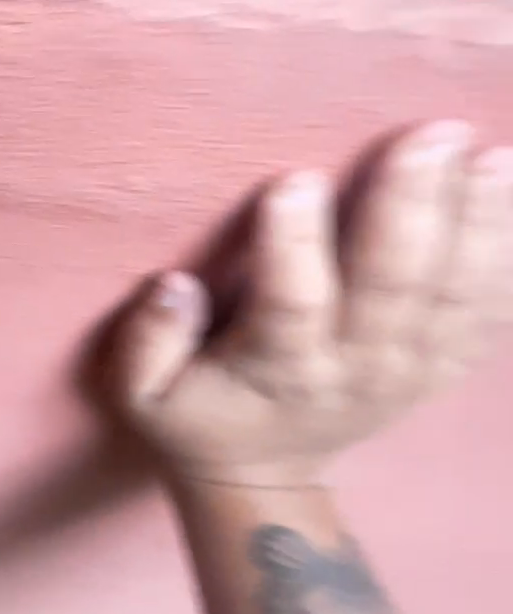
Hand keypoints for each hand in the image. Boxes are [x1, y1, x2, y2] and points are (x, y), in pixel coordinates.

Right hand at [108, 121, 512, 487]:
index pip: (294, 302)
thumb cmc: (188, 419)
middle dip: (412, 207)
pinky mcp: (439, 362)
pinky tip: (508, 196)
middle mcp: (357, 368)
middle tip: (427, 138)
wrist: (263, 474)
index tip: (293, 181)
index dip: (295, 244)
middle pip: (393, 284)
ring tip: (485, 153)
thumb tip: (172, 283)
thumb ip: (150, 340)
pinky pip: (491, 306)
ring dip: (477, 219)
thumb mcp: (137, 393)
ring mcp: (409, 367)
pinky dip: (508, 252)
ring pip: (456, 289)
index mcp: (278, 372)